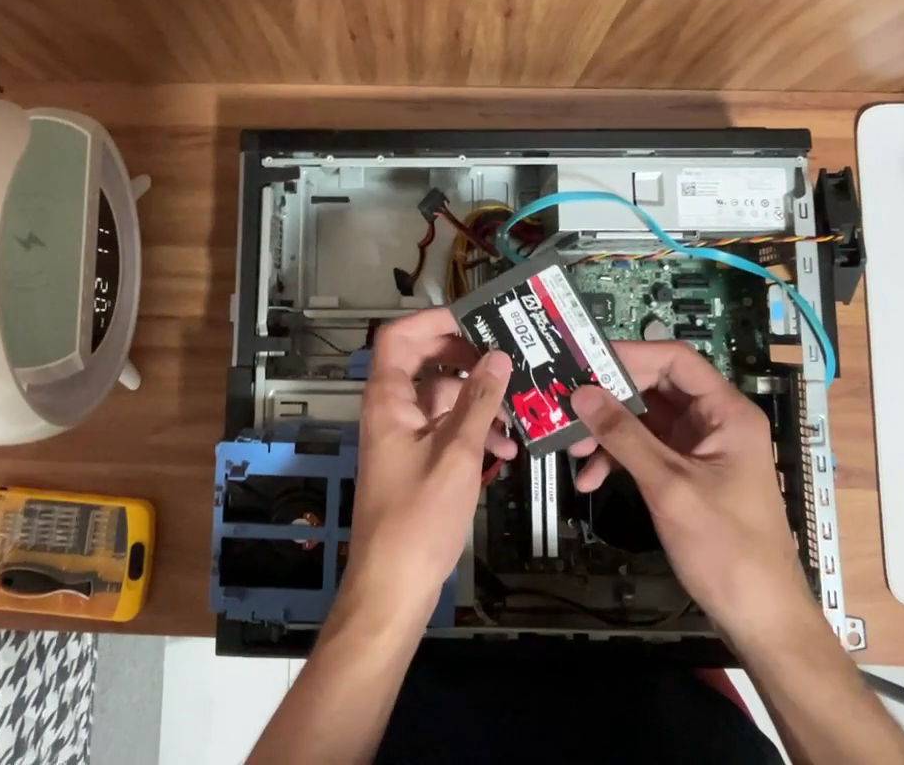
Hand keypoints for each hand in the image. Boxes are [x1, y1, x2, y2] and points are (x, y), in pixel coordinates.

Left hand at [342, 308, 515, 624]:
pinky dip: (473, 431)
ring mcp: (403, 435)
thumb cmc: (418, 518)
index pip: (398, 337)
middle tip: (506, 359)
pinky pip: (445, 429)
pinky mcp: (416, 459)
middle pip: (425, 363)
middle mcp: (390, 410)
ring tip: (517, 414)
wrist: (395, 583)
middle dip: (467, 360)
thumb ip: (479, 402)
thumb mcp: (456, 454)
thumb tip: (497, 356)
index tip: (476, 320)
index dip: (433, 321)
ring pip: (441, 398)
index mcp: (387, 400)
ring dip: (478, 401)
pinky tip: (504, 450)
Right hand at [570, 342, 817, 642]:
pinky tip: (591, 478)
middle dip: (609, 398)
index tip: (582, 361)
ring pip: (644, 420)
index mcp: (726, 413)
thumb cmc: (726, 547)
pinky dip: (617, 459)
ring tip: (572, 449)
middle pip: (654, 388)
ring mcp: (700, 448)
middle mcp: (715, 422)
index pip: (675, 360)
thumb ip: (624, 436)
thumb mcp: (669, 487)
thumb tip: (581, 393)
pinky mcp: (686, 473)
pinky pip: (645, 450)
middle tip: (565, 405)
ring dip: (607, 432)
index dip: (629, 355)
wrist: (759, 616)